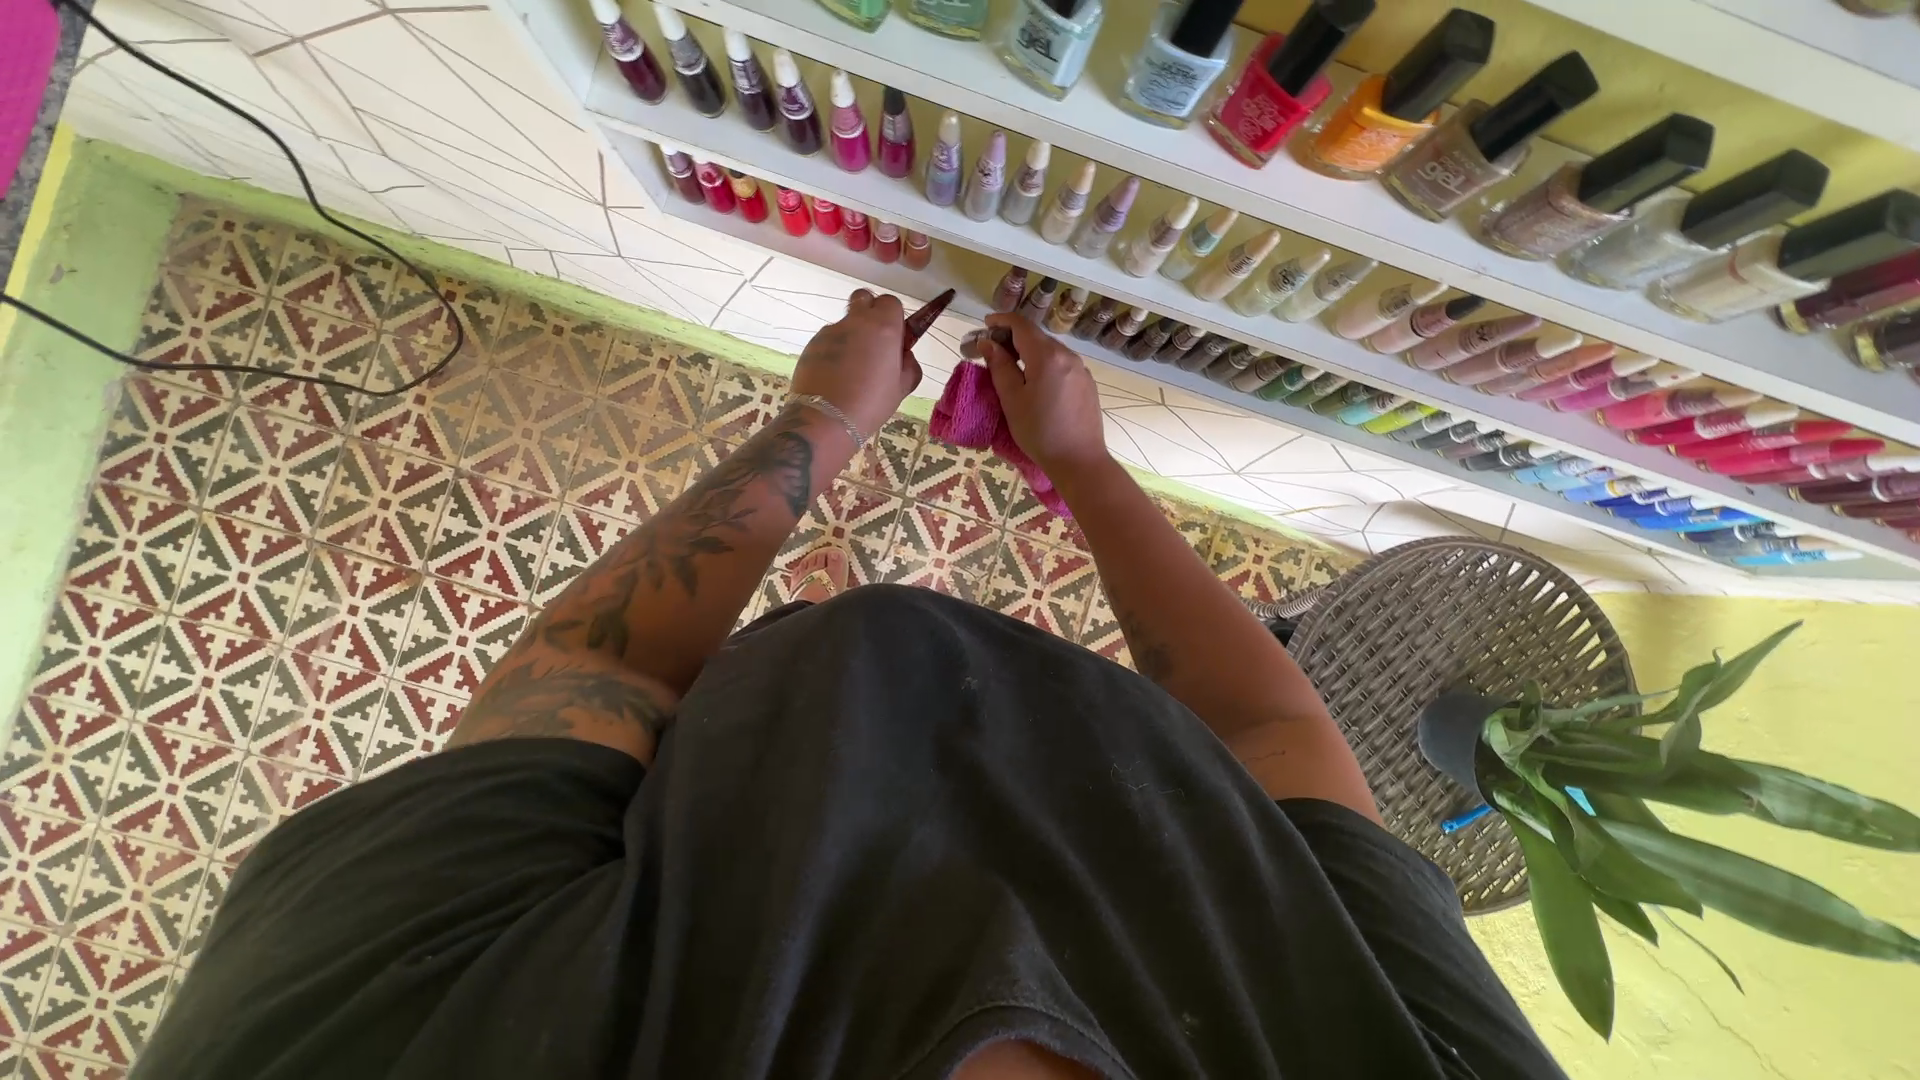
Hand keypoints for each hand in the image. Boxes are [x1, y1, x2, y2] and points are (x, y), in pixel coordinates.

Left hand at [791, 289, 923, 440]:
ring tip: (851, 370)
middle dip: (869, 312)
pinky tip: (834, 378)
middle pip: (863, 298)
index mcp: (883, 327)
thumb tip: (903, 355)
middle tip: (873, 341)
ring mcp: (830, 331)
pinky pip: (828, 342)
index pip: (891, 302)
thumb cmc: (871, 403)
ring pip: (845, 323)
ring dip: (851, 337)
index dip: (894, 317)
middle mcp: (856, 322)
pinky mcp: (812, 345)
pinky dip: (833, 353)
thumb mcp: (902, 387)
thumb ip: (908, 365)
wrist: (826, 419)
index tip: (894, 338)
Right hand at [979, 313, 1108, 475]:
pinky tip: (1035, 383)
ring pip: (1050, 351)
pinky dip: (1044, 365)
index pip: (1021, 325)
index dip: (1001, 321)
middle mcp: (1068, 355)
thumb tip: (988, 344)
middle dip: (1013, 339)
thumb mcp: (1012, 400)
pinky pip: (1061, 365)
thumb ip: (999, 366)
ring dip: (1029, 353)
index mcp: (1047, 356)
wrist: (1079, 460)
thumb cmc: (1039, 432)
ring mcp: (1081, 369)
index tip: (985, 326)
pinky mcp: (1087, 384)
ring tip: (1011, 369)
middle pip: (1036, 337)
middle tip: (992, 353)